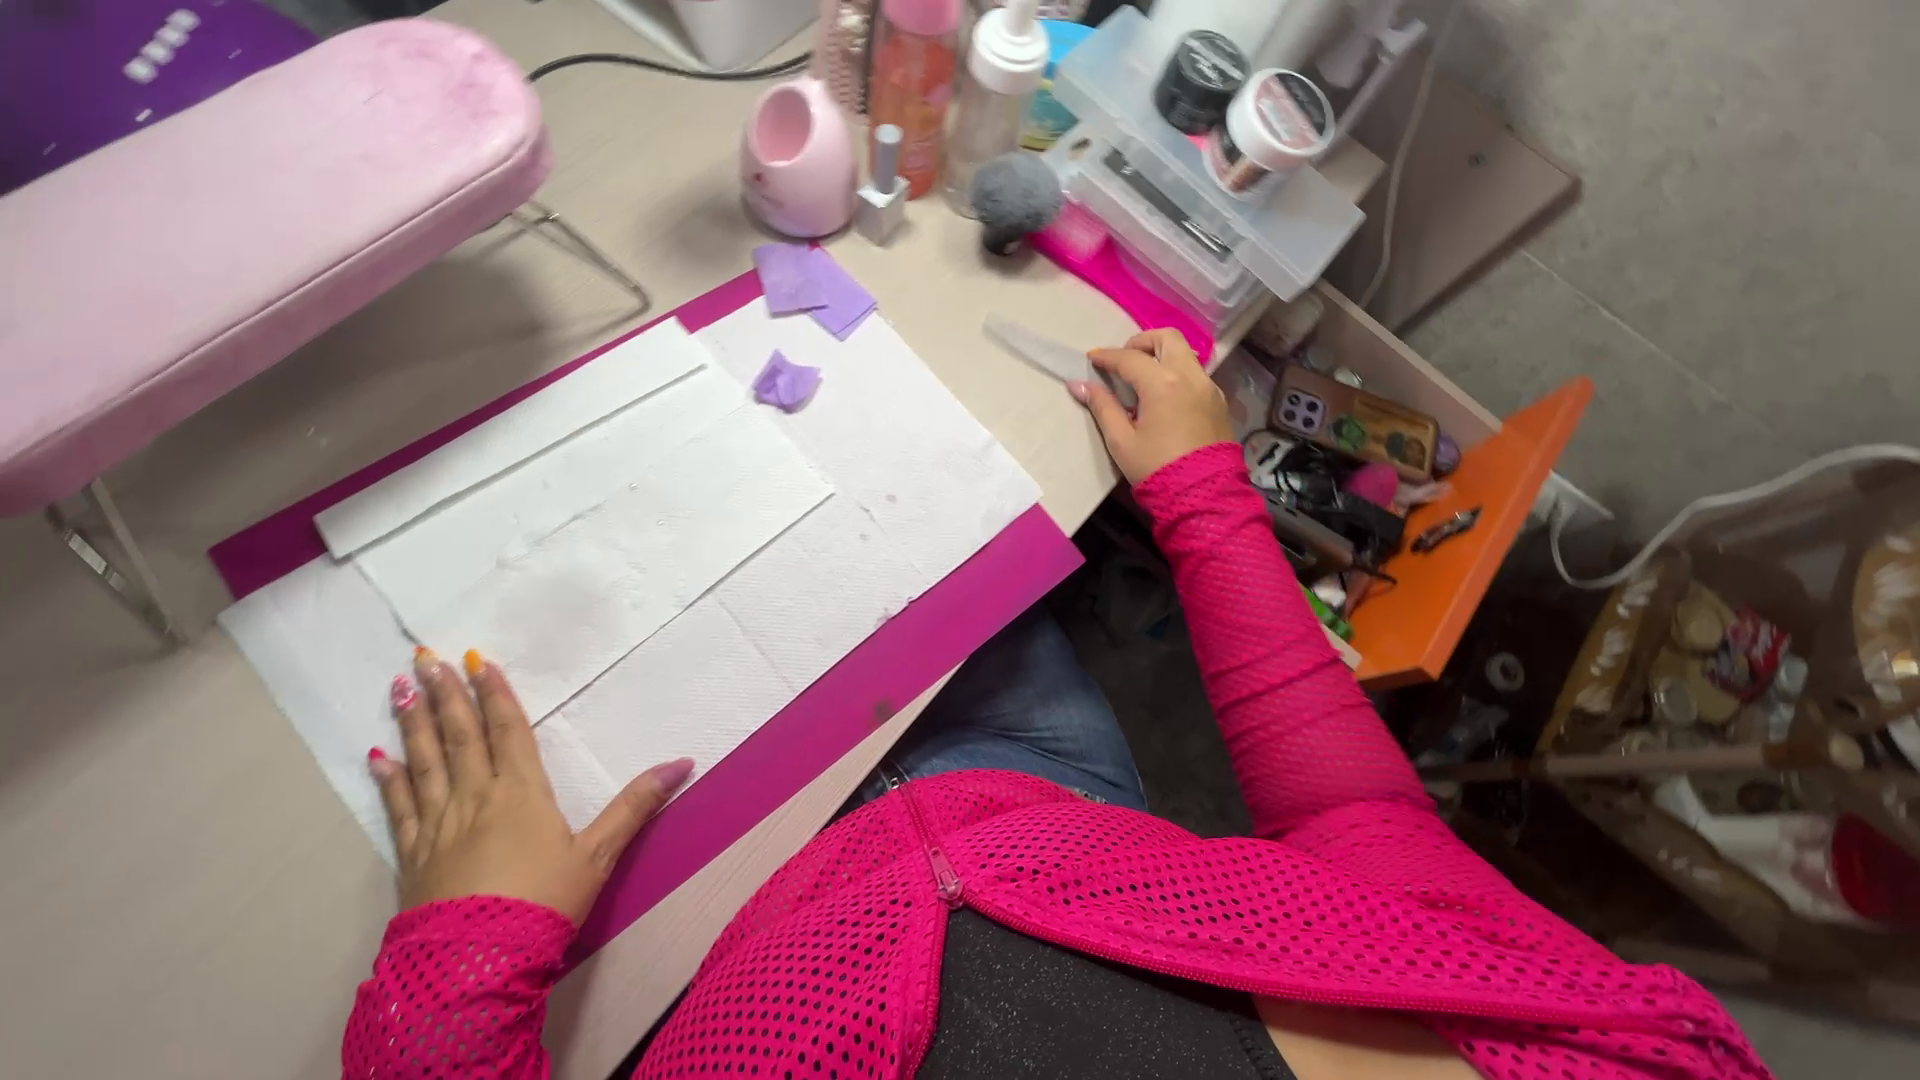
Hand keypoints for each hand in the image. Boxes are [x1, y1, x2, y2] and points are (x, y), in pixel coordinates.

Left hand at [370, 648, 694, 924]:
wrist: (478, 966)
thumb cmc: (545, 902)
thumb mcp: (600, 854)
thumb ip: (637, 804)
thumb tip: (682, 763)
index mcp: (521, 792)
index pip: (506, 730)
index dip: (495, 693)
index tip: (477, 659)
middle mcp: (475, 797)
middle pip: (459, 735)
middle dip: (444, 693)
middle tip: (424, 656)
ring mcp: (438, 824)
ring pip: (424, 761)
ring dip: (413, 722)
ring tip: (398, 687)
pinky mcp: (413, 854)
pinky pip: (398, 806)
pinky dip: (387, 778)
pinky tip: (376, 755)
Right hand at [1069, 329, 1235, 484]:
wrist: (1203, 495)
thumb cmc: (1156, 468)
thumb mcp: (1121, 441)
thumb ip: (1102, 407)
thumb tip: (1080, 385)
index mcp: (1163, 383)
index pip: (1130, 358)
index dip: (1108, 357)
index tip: (1092, 359)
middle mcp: (1190, 376)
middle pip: (1167, 338)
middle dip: (1142, 342)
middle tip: (1124, 359)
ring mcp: (1208, 387)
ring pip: (1185, 354)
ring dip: (1162, 355)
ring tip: (1143, 377)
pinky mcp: (1218, 402)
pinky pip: (1196, 374)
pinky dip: (1177, 372)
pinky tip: (1164, 396)